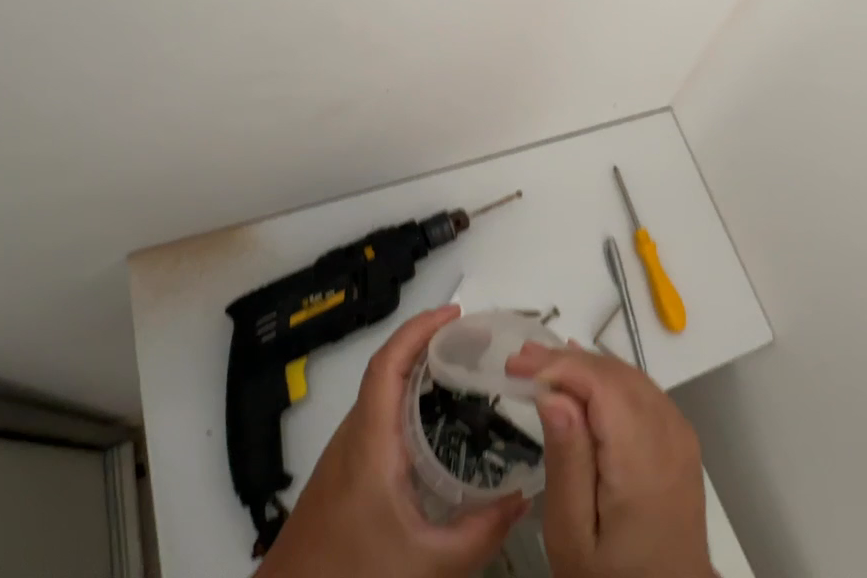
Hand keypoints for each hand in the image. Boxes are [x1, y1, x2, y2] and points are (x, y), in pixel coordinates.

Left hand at [257, 305, 527, 577]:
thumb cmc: (353, 575)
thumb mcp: (430, 564)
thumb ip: (481, 532)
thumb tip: (523, 499)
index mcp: (371, 443)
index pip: (388, 365)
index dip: (418, 330)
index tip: (456, 314)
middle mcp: (354, 438)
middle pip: (386, 372)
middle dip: (428, 345)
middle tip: (476, 342)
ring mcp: (344, 455)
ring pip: (380, 395)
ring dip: (417, 372)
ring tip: (465, 371)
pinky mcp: (343, 474)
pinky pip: (378, 419)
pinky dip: (408, 402)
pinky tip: (438, 424)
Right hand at [506, 342, 713, 577]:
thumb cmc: (612, 576)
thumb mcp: (573, 534)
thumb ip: (567, 460)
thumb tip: (553, 395)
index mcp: (642, 457)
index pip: (601, 385)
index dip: (558, 365)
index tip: (515, 364)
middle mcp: (669, 433)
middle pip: (616, 375)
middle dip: (567, 360)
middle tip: (518, 359)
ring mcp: (681, 434)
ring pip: (632, 377)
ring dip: (587, 365)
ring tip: (540, 363)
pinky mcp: (681, 440)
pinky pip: (644, 391)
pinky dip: (610, 379)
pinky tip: (584, 379)